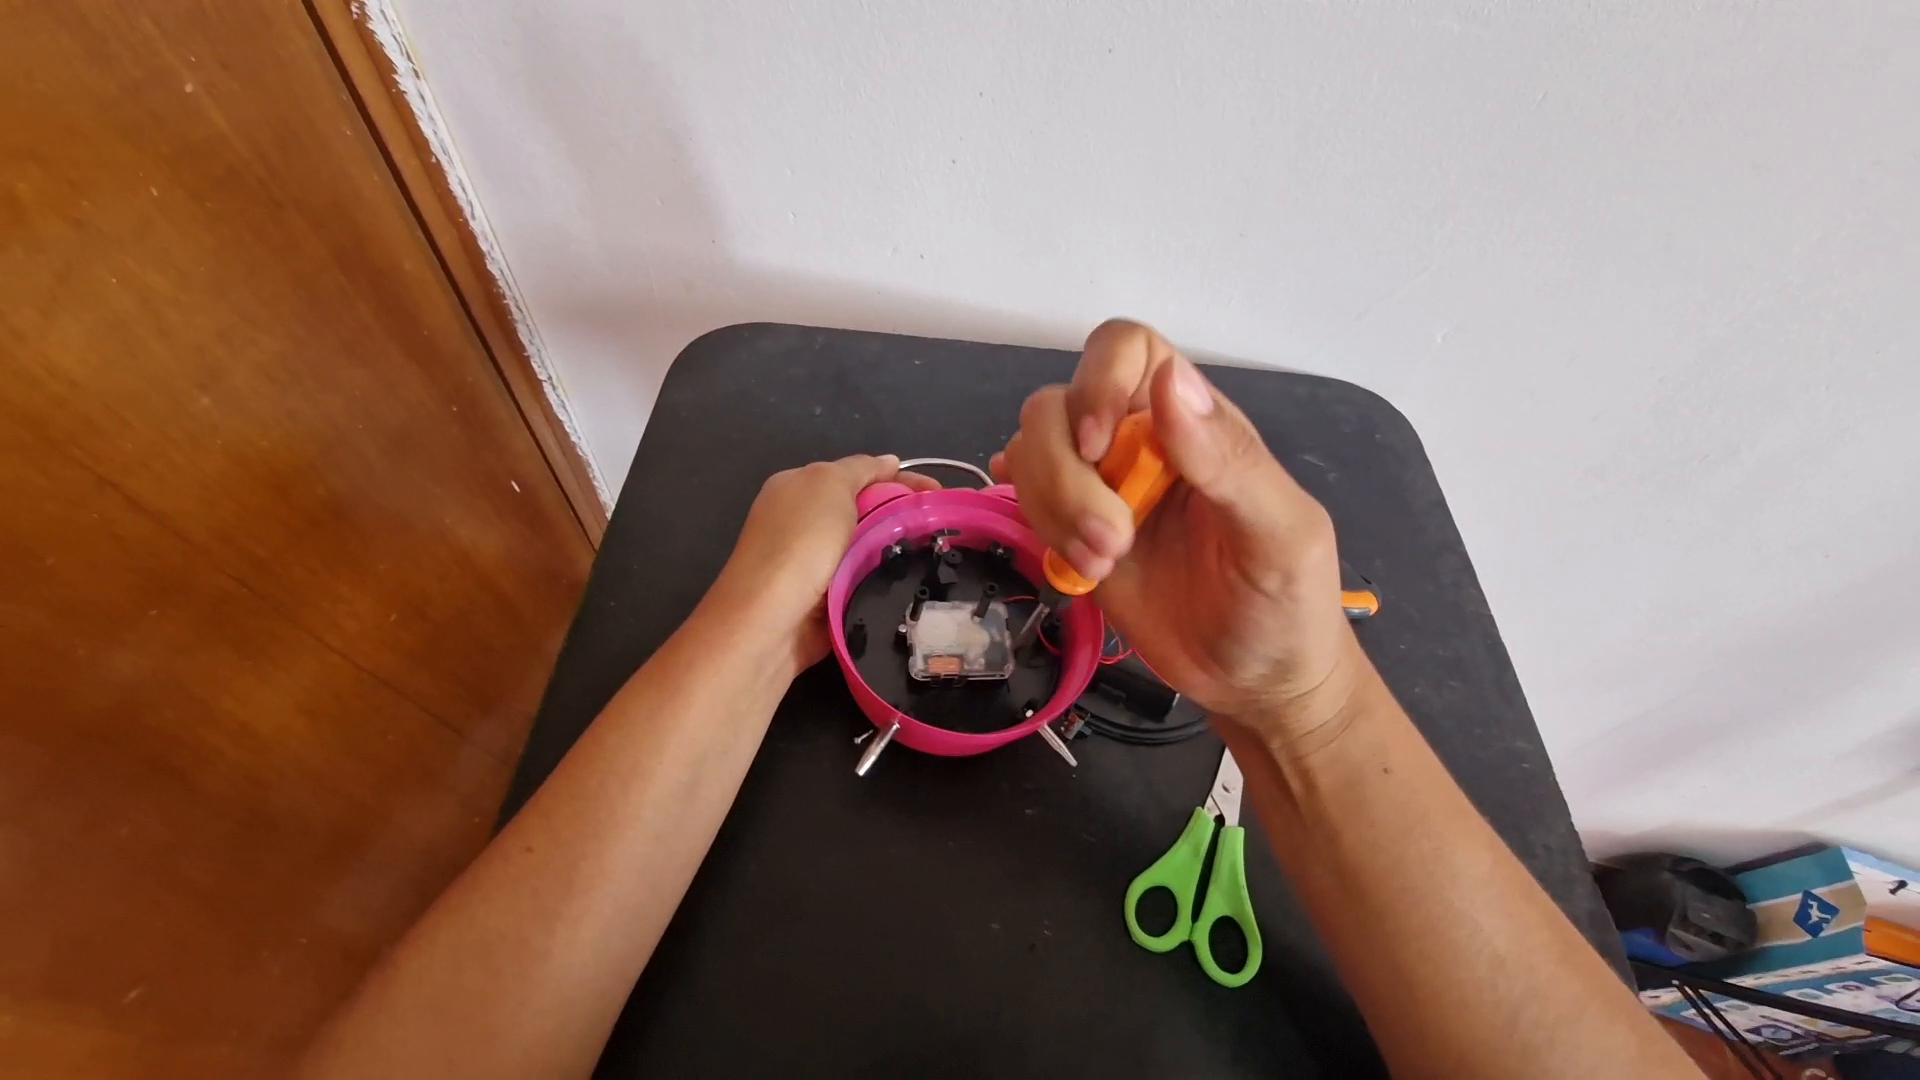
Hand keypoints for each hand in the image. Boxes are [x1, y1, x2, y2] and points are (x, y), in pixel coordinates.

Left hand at [714, 455, 939, 668]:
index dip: (902, 480)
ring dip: (898, 551)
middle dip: (904, 515)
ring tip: (937, 556)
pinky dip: (883, 581)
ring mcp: (814, 562)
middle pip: (866, 511)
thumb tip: (890, 462)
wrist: (769, 620)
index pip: (861, 475)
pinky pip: (863, 581)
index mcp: (800, 488)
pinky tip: (910, 583)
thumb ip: (861, 469)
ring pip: (869, 548)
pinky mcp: (825, 598)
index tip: (940, 496)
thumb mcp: (829, 484)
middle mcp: (803, 522)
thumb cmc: (799, 543)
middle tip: (942, 528)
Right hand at [994, 320, 1368, 748]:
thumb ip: (1230, 459)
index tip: (1098, 446)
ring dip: (1052, 510)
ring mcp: (1097, 488)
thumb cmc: (1284, 604)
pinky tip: (1066, 558)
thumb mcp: (1279, 534)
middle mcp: (1136, 441)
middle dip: (1065, 476)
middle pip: (1055, 407)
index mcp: (1193, 422)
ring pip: (1029, 452)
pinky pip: (1024, 501)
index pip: (1124, 350)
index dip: (1096, 382)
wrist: (1252, 681)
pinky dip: (1035, 525)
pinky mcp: (1071, 532)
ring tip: (1100, 567)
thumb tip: (1170, 377)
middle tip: (1112, 545)